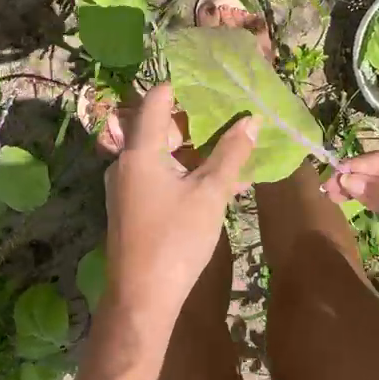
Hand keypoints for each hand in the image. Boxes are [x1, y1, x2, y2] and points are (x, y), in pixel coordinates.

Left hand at [102, 83, 258, 336]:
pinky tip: (215, 178)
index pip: (158, 99)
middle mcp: (126, 162)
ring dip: (194, 146)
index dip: (184, 84)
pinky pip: (158, 173)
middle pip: (160, 124)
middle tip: (230, 109)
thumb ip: (231, 154)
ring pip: (161, 152)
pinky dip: (184, 168)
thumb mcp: (211, 194)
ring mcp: (126, 185)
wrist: (141, 302)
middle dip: (196, 117)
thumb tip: (252, 119)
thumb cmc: (175, 240)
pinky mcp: (131, 206)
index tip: (213, 78)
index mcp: (140, 151)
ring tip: (230, 143)